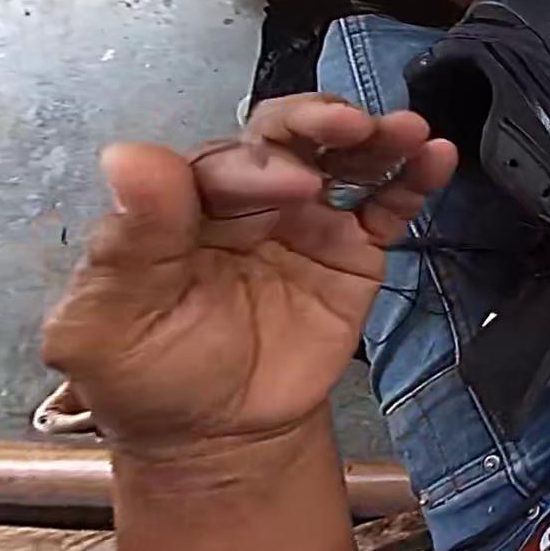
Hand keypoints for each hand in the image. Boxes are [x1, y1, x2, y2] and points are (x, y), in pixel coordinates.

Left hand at [42, 94, 456, 458]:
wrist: (226, 429)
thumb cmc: (155, 376)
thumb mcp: (111, 322)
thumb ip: (130, 241)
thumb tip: (130, 153)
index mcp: (192, 206)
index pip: (230, 163)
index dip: (265, 165)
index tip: (298, 187)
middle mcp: (257, 200)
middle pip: (291, 140)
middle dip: (322, 121)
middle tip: (352, 124)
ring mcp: (315, 220)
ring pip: (349, 161)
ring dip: (380, 140)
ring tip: (410, 129)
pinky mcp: (360, 246)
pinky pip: (392, 205)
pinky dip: (416, 178)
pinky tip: (438, 156)